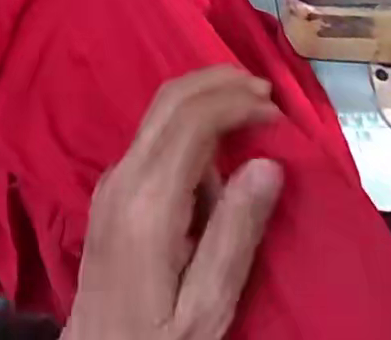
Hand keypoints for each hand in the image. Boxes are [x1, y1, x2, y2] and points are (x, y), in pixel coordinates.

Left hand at [63, 67, 285, 339]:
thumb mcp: (205, 310)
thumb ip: (235, 235)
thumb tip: (269, 163)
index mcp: (148, 201)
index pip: (192, 119)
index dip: (238, 102)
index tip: (277, 112)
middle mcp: (124, 174)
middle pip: (171, 99)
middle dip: (221, 82)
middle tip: (266, 90)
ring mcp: (113, 177)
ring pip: (160, 108)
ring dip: (206, 94)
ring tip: (250, 103)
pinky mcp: (113, 187)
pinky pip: (154, 130)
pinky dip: (190, 115)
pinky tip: (218, 138)